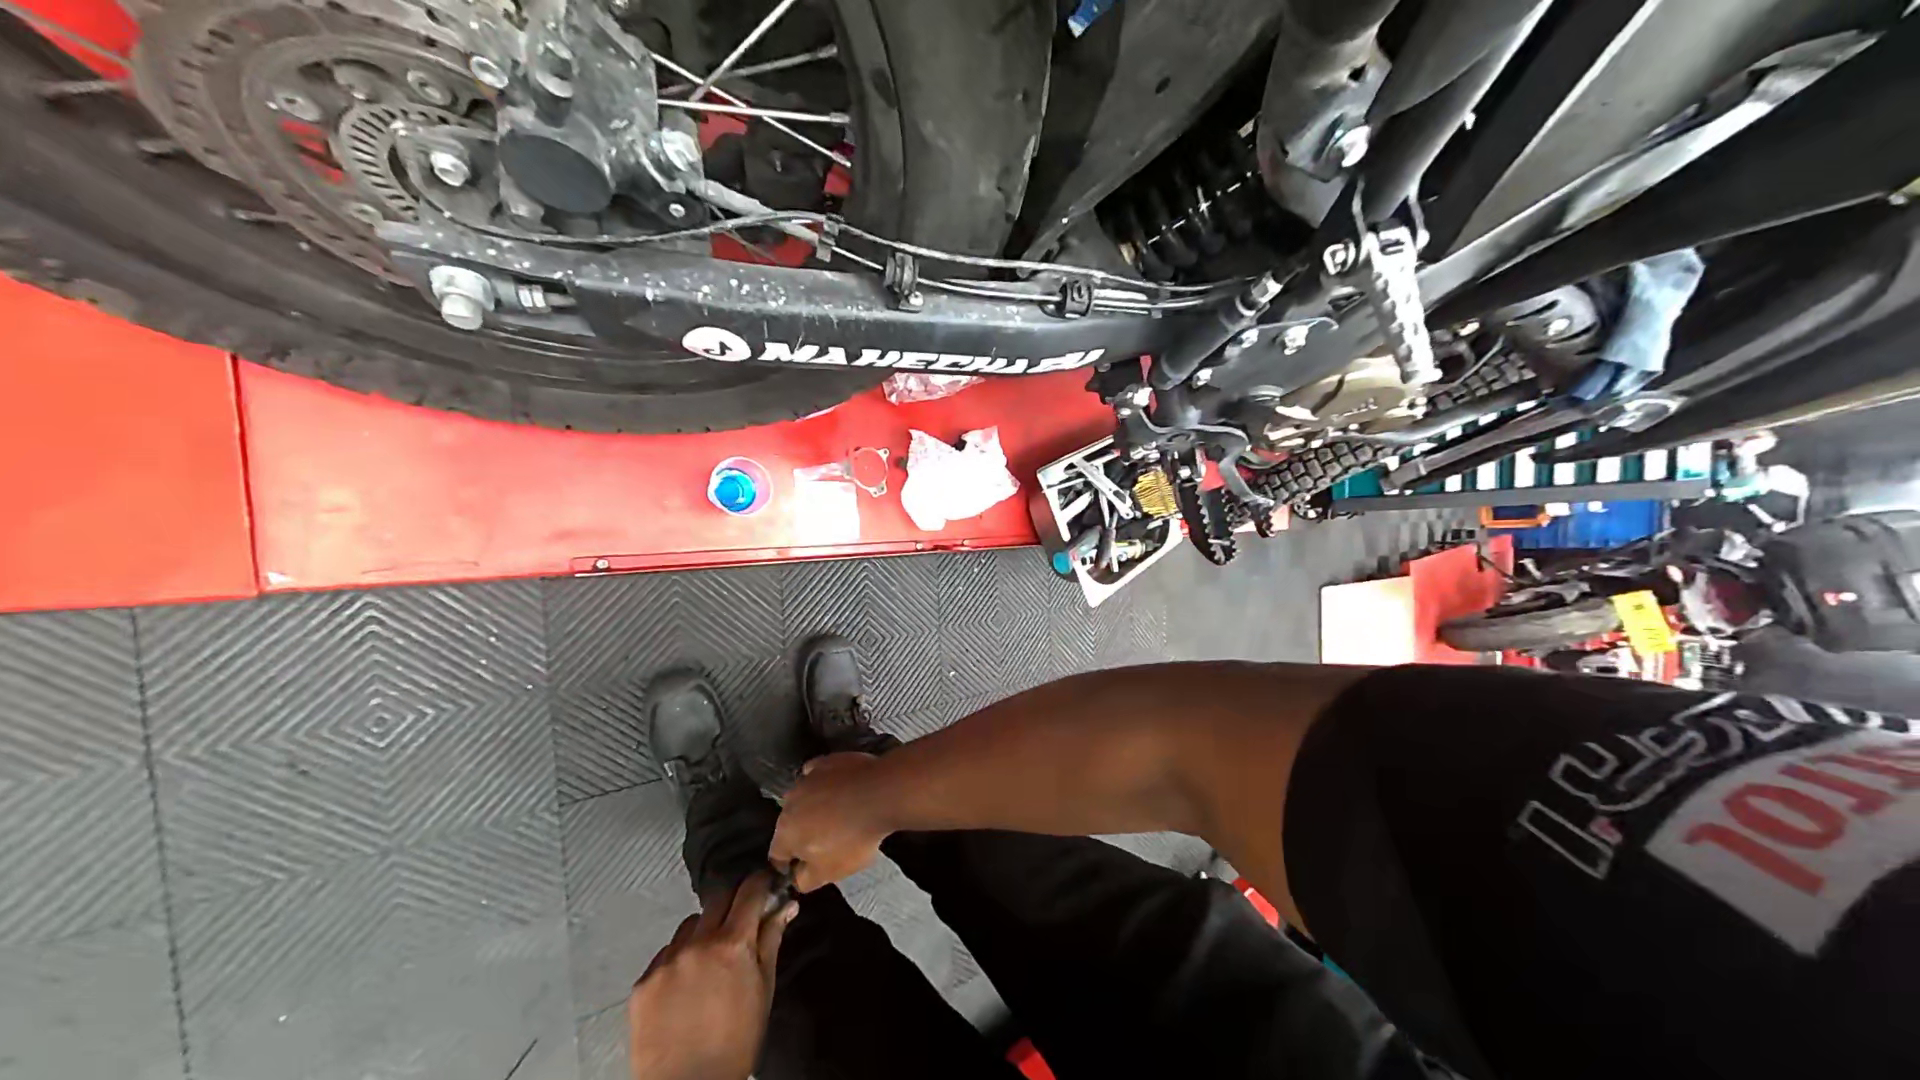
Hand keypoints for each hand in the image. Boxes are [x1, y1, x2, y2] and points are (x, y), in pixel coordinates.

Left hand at [627, 870, 798, 1079]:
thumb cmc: (738, 1040)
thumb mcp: (764, 989)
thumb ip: (772, 940)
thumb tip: (786, 904)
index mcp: (732, 943)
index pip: (750, 890)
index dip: (760, 882)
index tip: (766, 884)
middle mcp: (697, 942)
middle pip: (717, 898)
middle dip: (733, 902)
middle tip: (740, 922)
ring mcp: (665, 961)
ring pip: (689, 925)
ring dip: (703, 931)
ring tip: (708, 961)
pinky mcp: (642, 983)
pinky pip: (665, 954)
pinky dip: (679, 959)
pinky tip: (684, 987)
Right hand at [770, 753, 891, 891]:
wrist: (881, 794)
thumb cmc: (854, 837)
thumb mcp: (830, 873)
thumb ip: (805, 880)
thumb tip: (796, 877)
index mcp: (784, 832)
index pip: (777, 855)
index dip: (789, 865)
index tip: (807, 867)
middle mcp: (788, 802)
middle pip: (790, 824)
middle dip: (803, 834)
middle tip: (827, 841)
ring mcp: (807, 778)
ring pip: (804, 798)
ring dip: (814, 807)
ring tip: (838, 813)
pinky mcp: (826, 761)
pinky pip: (818, 774)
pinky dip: (825, 782)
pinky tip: (840, 787)